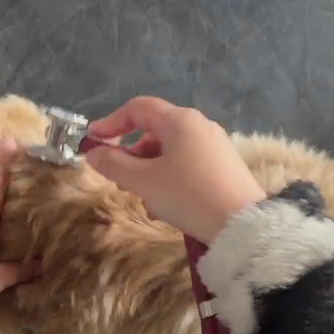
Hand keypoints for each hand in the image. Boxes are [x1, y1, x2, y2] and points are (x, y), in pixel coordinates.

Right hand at [82, 96, 265, 243]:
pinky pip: (186, 165)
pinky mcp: (223, 167)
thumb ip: (114, 165)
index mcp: (179, 121)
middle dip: (130, 155)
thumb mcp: (143, 182)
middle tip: (118, 180)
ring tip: (144, 200)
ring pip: (169, 152)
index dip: (111, 123)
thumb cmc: (187, 196)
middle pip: (153, 131)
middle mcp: (198, 126)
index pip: (137, 108)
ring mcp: (214, 146)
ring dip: (148, 171)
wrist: (241, 225)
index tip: (92, 142)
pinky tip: (166, 206)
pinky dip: (168, 179)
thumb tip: (92, 153)